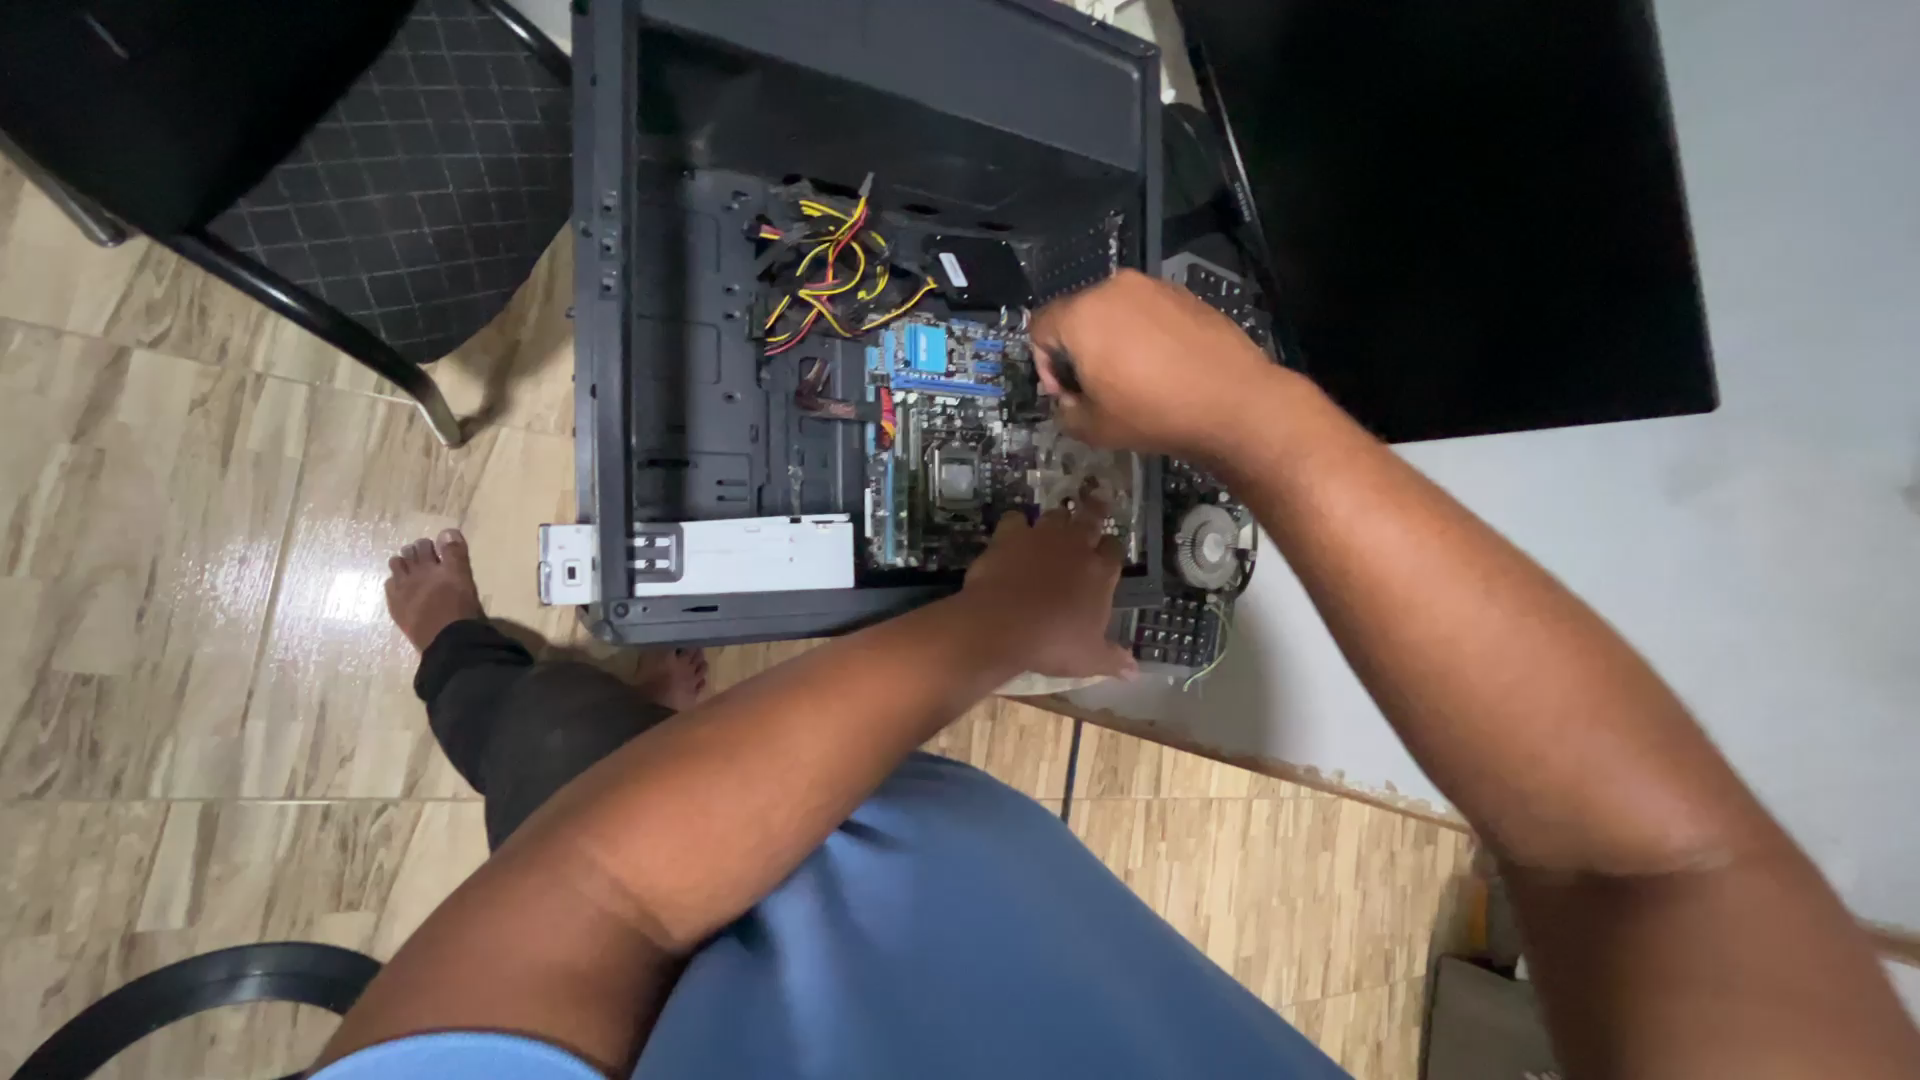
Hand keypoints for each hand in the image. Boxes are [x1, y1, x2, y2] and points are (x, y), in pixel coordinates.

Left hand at [955, 502, 1137, 679]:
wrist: (1002, 625)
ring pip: (1055, 514)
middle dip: (1096, 509)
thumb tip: (1135, 672)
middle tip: (1099, 499)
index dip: (1111, 548)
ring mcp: (1041, 537)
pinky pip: (1015, 520)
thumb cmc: (1052, 643)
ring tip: (1057, 520)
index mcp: (1099, 572)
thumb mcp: (1089, 658)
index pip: (1114, 549)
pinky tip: (1014, 532)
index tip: (1108, 551)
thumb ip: (1113, 659)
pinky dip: (1016, 524)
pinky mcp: (1009, 536)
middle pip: (1091, 517)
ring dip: (1058, 517)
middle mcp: (1075, 546)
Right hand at [1030, 269, 1285, 462]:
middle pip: (1076, 316)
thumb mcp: (1091, 428)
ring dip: (1111, 342)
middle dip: (1078, 351)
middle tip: (1097, 389)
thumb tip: (1069, 399)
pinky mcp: (1184, 295)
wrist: (1233, 403)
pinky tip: (1163, 368)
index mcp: (1082, 314)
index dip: (1044, 365)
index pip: (1039, 327)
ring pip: (1112, 312)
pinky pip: (1146, 312)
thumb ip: (1063, 410)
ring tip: (1133, 379)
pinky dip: (1143, 335)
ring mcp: (1153, 287)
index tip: (1068, 394)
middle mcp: (1114, 288)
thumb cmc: (1152, 414)